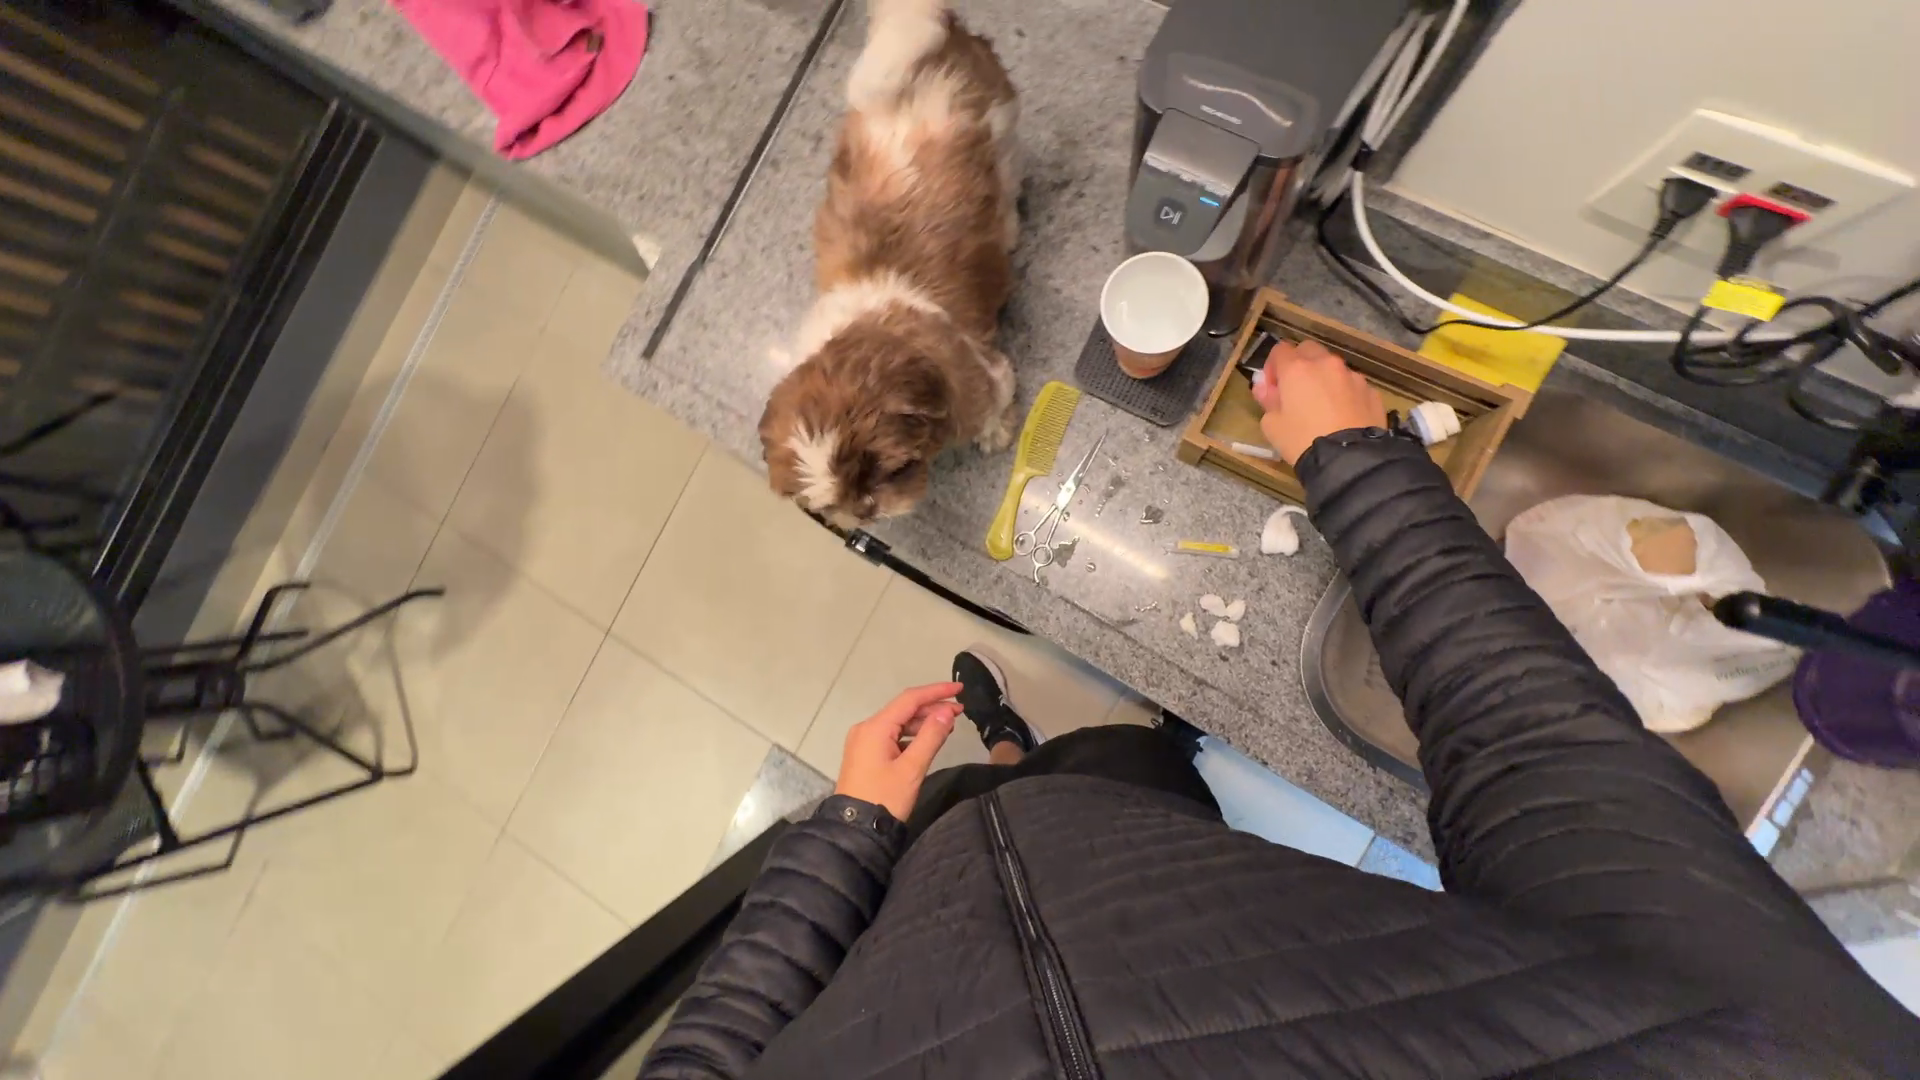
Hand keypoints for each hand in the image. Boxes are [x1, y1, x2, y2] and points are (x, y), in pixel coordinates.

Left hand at [833, 682, 963, 821]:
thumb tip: (947, 712)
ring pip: (898, 723)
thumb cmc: (885, 798)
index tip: (960, 690)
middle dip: (932, 707)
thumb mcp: (912, 769)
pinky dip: (911, 735)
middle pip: (903, 709)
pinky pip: (891, 736)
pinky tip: (928, 740)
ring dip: (922, 722)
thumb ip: (931, 737)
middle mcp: (866, 728)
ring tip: (948, 726)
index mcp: (875, 727)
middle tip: (960, 712)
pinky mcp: (865, 755)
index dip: (936, 692)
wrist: (854, 831)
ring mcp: (863, 742)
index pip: (910, 699)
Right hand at [1250, 340, 1387, 465]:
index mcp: (1297, 369)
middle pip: (1309, 349)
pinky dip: (1343, 393)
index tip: (1271, 387)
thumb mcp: (1271, 424)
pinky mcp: (1371, 390)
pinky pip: (1352, 384)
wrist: (1348, 458)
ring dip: (1323, 378)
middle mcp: (1326, 364)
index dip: (1272, 367)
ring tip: (1321, 406)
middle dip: (1299, 364)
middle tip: (1295, 390)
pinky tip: (1342, 416)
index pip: (1280, 350)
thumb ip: (1267, 400)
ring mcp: (1352, 376)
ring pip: (1333, 367)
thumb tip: (1266, 389)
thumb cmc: (1301, 440)